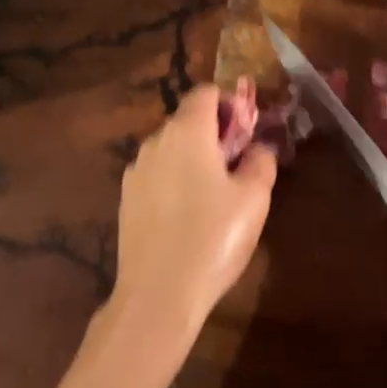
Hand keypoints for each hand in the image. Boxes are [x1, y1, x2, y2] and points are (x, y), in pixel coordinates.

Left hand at [113, 83, 277, 336]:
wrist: (157, 294)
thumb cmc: (213, 238)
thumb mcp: (254, 199)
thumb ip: (261, 161)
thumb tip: (258, 147)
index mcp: (187, 131)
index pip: (206, 92)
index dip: (230, 103)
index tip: (248, 131)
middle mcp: (156, 140)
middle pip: (187, 120)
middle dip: (214, 133)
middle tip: (239, 166)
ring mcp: (135, 170)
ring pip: (171, 149)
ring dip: (193, 158)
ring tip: (215, 196)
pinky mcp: (125, 198)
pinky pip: (156, 174)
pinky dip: (174, 181)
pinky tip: (188, 216)